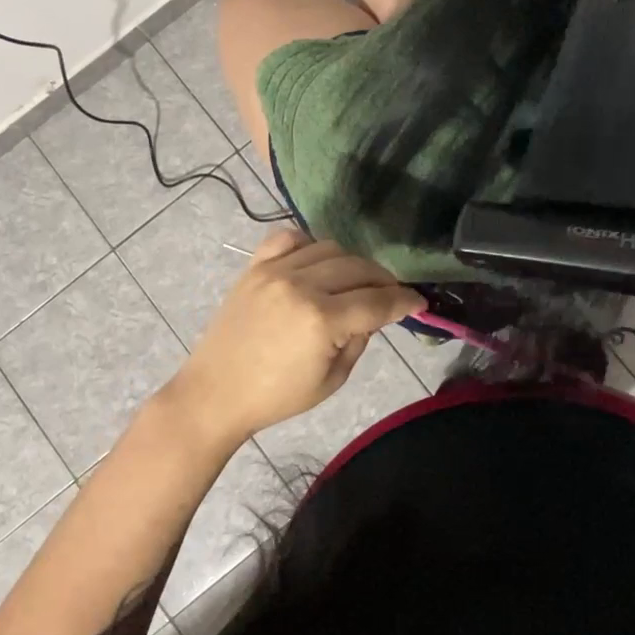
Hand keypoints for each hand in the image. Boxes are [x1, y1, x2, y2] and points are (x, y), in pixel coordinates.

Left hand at [163, 231, 424, 442]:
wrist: (216, 393)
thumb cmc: (277, 396)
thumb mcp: (332, 379)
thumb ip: (359, 339)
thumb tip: (376, 313)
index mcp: (322, 320)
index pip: (378, 301)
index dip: (405, 301)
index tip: (419, 302)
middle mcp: (301, 285)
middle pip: (359, 268)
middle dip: (383, 281)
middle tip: (391, 296)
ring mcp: (274, 271)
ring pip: (330, 248)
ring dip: (351, 263)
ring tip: (357, 281)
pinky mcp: (254, 267)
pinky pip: (289, 238)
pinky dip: (310, 244)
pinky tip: (318, 262)